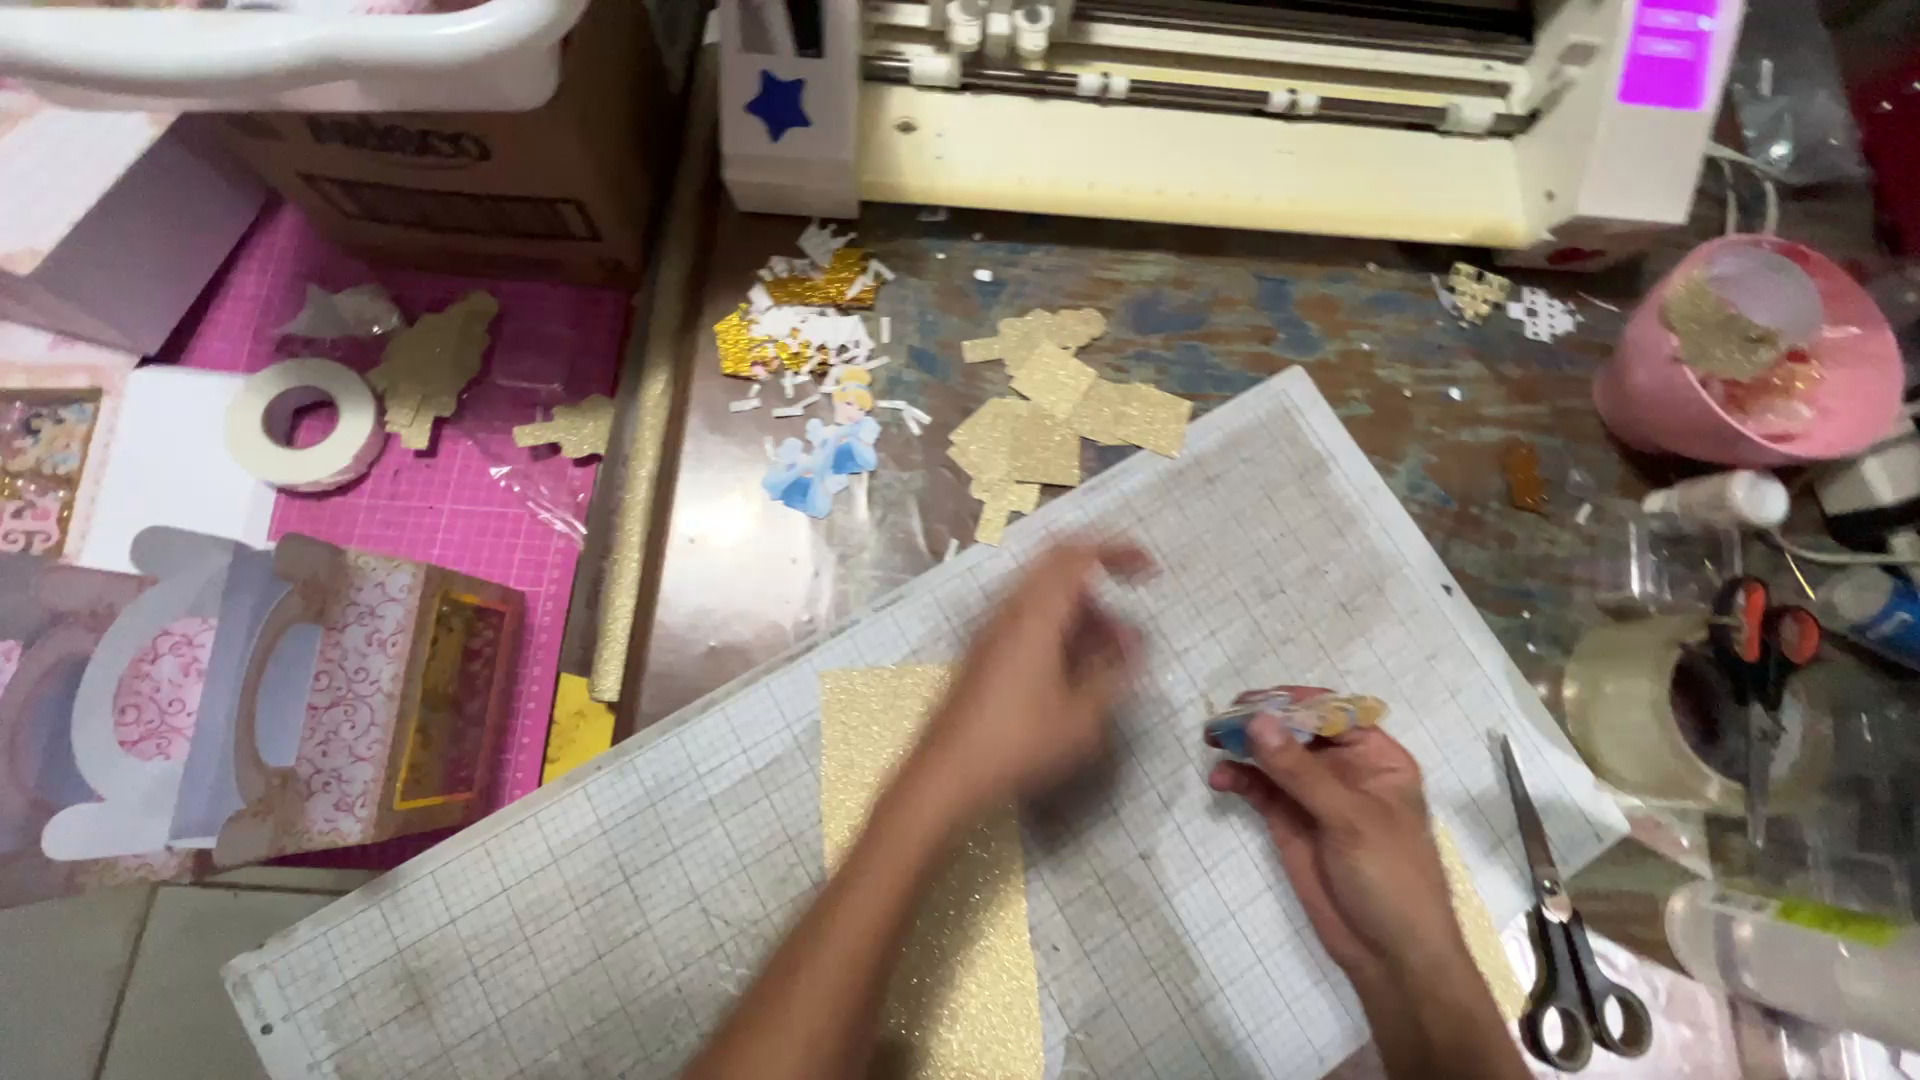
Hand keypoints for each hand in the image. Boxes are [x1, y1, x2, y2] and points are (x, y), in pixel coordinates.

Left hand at [909, 539, 1154, 812]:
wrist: (947, 772)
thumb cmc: (1017, 743)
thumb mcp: (1081, 716)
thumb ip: (1112, 671)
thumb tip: (1131, 642)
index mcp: (1034, 614)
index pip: (1077, 556)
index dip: (1117, 553)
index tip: (1148, 568)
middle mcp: (1009, 610)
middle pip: (1058, 571)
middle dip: (1100, 587)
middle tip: (1125, 627)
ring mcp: (991, 629)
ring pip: (1042, 597)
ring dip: (1079, 612)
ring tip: (1106, 654)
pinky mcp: (983, 651)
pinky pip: (1027, 619)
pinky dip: (1057, 627)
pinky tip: (1072, 668)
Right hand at [1208, 719, 1467, 990]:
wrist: (1388, 956)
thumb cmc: (1391, 878)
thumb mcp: (1350, 819)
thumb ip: (1299, 770)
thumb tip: (1255, 720)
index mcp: (1375, 758)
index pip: (1333, 713)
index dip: (1294, 702)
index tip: (1255, 701)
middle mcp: (1342, 768)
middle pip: (1295, 729)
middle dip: (1259, 721)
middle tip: (1222, 719)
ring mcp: (1312, 794)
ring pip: (1271, 755)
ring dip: (1241, 746)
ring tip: (1211, 742)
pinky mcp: (1287, 819)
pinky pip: (1257, 786)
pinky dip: (1237, 778)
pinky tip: (1219, 780)